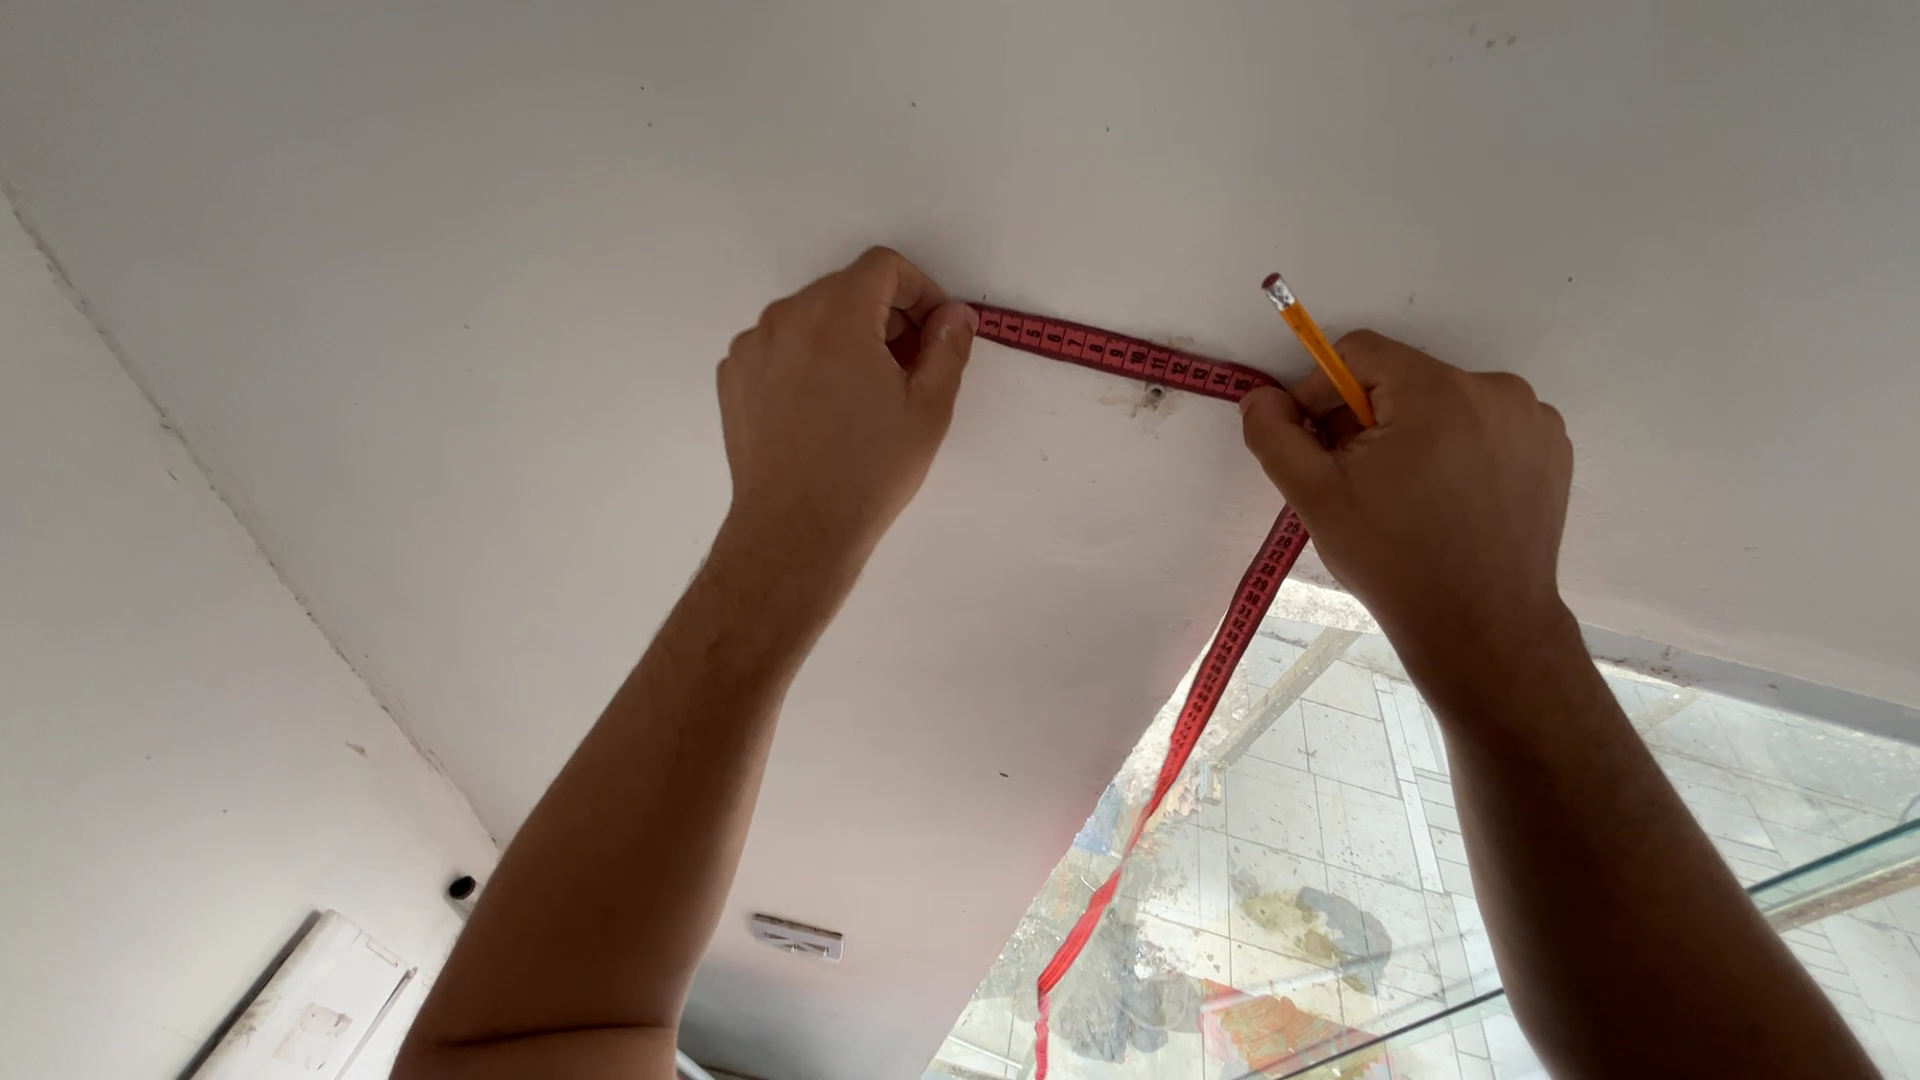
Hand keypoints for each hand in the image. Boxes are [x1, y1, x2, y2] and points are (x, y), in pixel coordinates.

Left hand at [715, 247, 977, 566]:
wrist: (796, 531)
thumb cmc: (868, 472)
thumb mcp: (928, 411)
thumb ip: (948, 348)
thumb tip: (954, 315)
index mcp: (837, 314)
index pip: (884, 266)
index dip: (921, 291)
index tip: (934, 334)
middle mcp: (785, 317)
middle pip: (846, 289)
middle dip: (885, 318)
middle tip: (907, 372)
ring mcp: (751, 347)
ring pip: (811, 318)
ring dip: (845, 338)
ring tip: (863, 396)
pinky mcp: (733, 377)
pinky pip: (779, 347)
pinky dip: (808, 360)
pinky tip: (822, 411)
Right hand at [1240, 331, 1573, 648]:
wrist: (1481, 625)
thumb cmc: (1390, 558)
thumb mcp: (1313, 496)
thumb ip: (1274, 435)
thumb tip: (1260, 397)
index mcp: (1436, 392)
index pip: (1360, 352)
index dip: (1322, 392)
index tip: (1318, 444)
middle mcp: (1494, 390)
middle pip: (1402, 378)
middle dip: (1367, 419)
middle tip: (1356, 480)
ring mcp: (1532, 419)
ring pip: (1443, 402)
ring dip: (1411, 433)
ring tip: (1403, 495)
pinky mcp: (1552, 448)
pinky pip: (1484, 426)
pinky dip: (1455, 448)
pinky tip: (1445, 500)